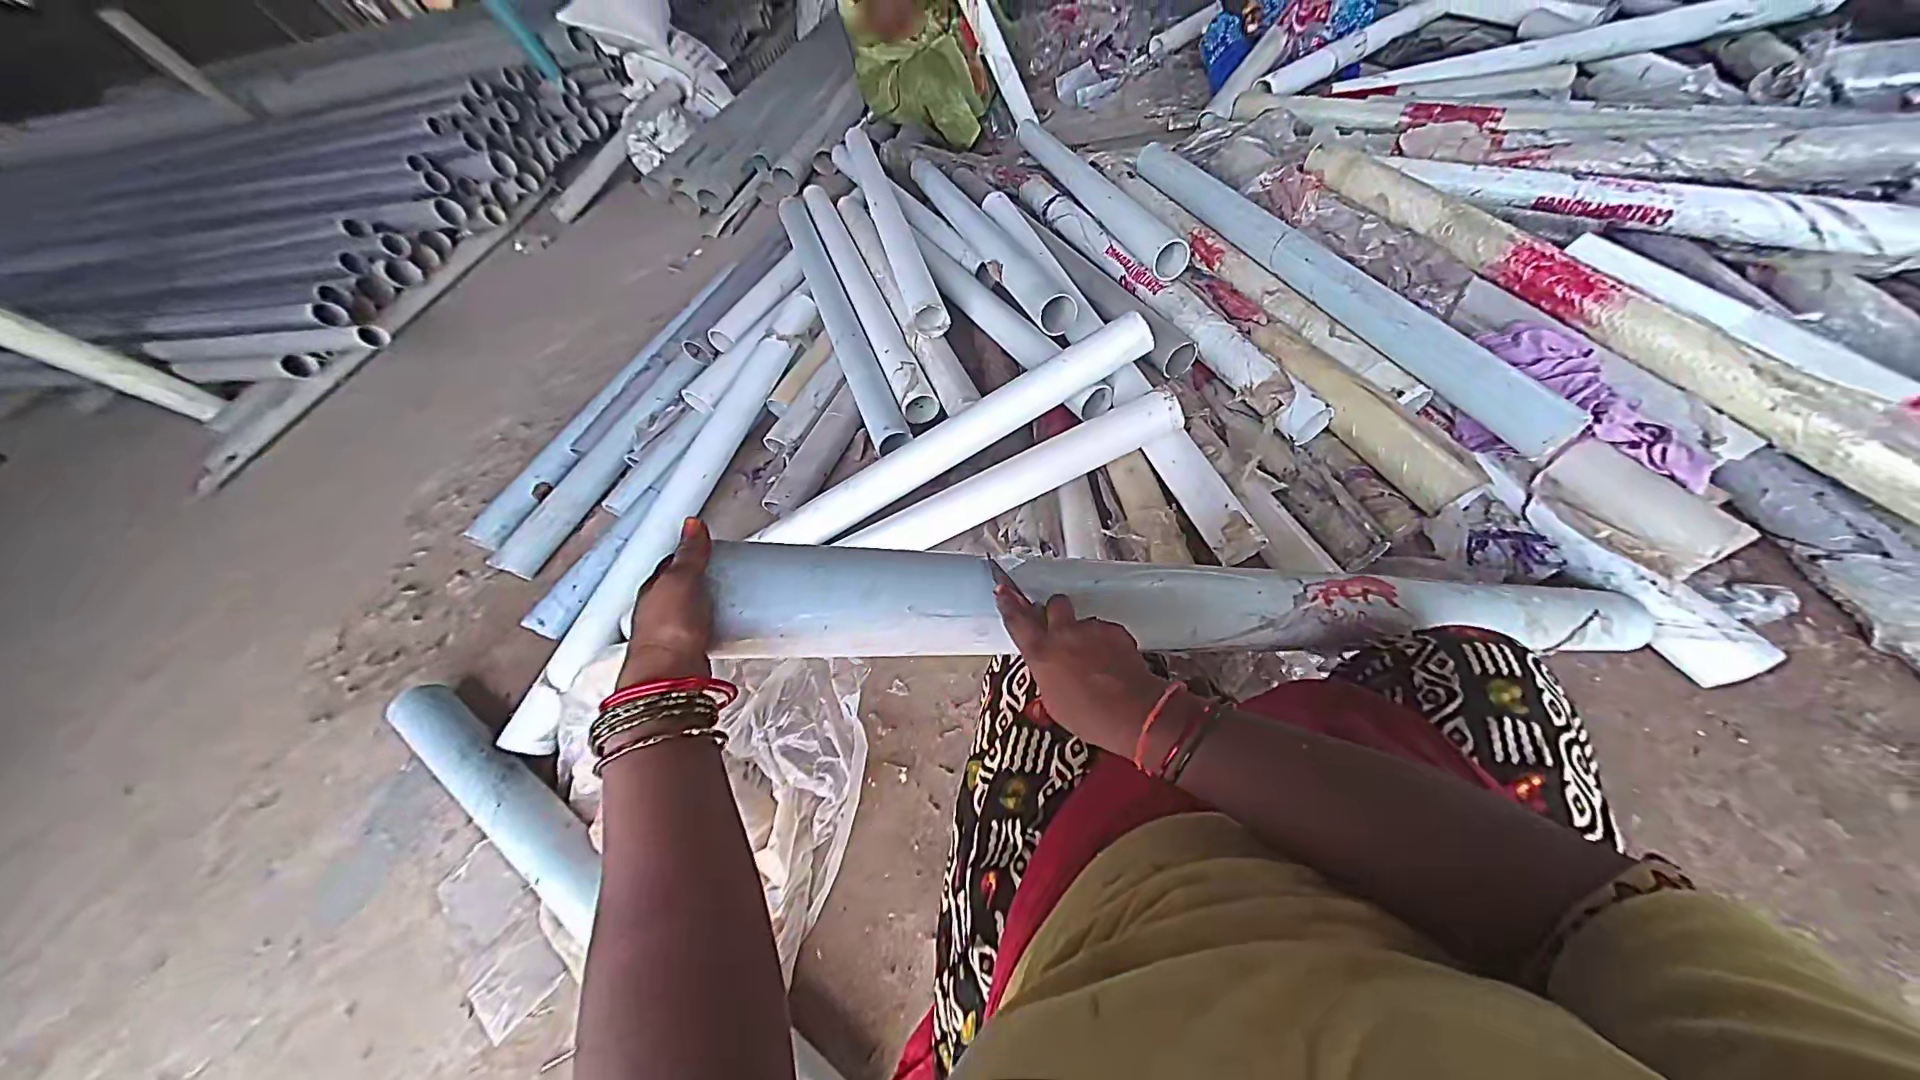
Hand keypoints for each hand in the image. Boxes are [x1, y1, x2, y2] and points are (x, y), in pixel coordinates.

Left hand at [620, 518, 713, 685]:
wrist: (670, 675)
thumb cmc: (667, 630)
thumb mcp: (682, 580)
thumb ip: (690, 553)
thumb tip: (692, 525)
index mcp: (653, 588)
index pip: (672, 561)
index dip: (690, 551)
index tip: (707, 545)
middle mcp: (659, 610)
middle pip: (681, 585)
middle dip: (700, 577)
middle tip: (723, 569)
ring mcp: (673, 631)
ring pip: (691, 608)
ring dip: (707, 601)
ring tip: (728, 595)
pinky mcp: (689, 649)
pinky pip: (704, 629)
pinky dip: (714, 622)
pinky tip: (727, 624)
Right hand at [993, 577, 1171, 755]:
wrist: (1132, 713)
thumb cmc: (1089, 716)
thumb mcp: (1053, 701)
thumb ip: (1046, 674)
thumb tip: (1049, 668)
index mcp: (1040, 652)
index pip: (1017, 619)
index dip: (1009, 604)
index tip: (1003, 591)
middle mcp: (1063, 634)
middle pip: (1054, 604)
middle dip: (1055, 612)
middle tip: (1060, 629)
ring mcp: (1090, 629)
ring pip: (1083, 620)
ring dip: (1084, 633)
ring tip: (1093, 660)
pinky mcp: (1114, 630)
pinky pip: (1105, 630)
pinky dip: (1106, 642)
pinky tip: (1110, 664)